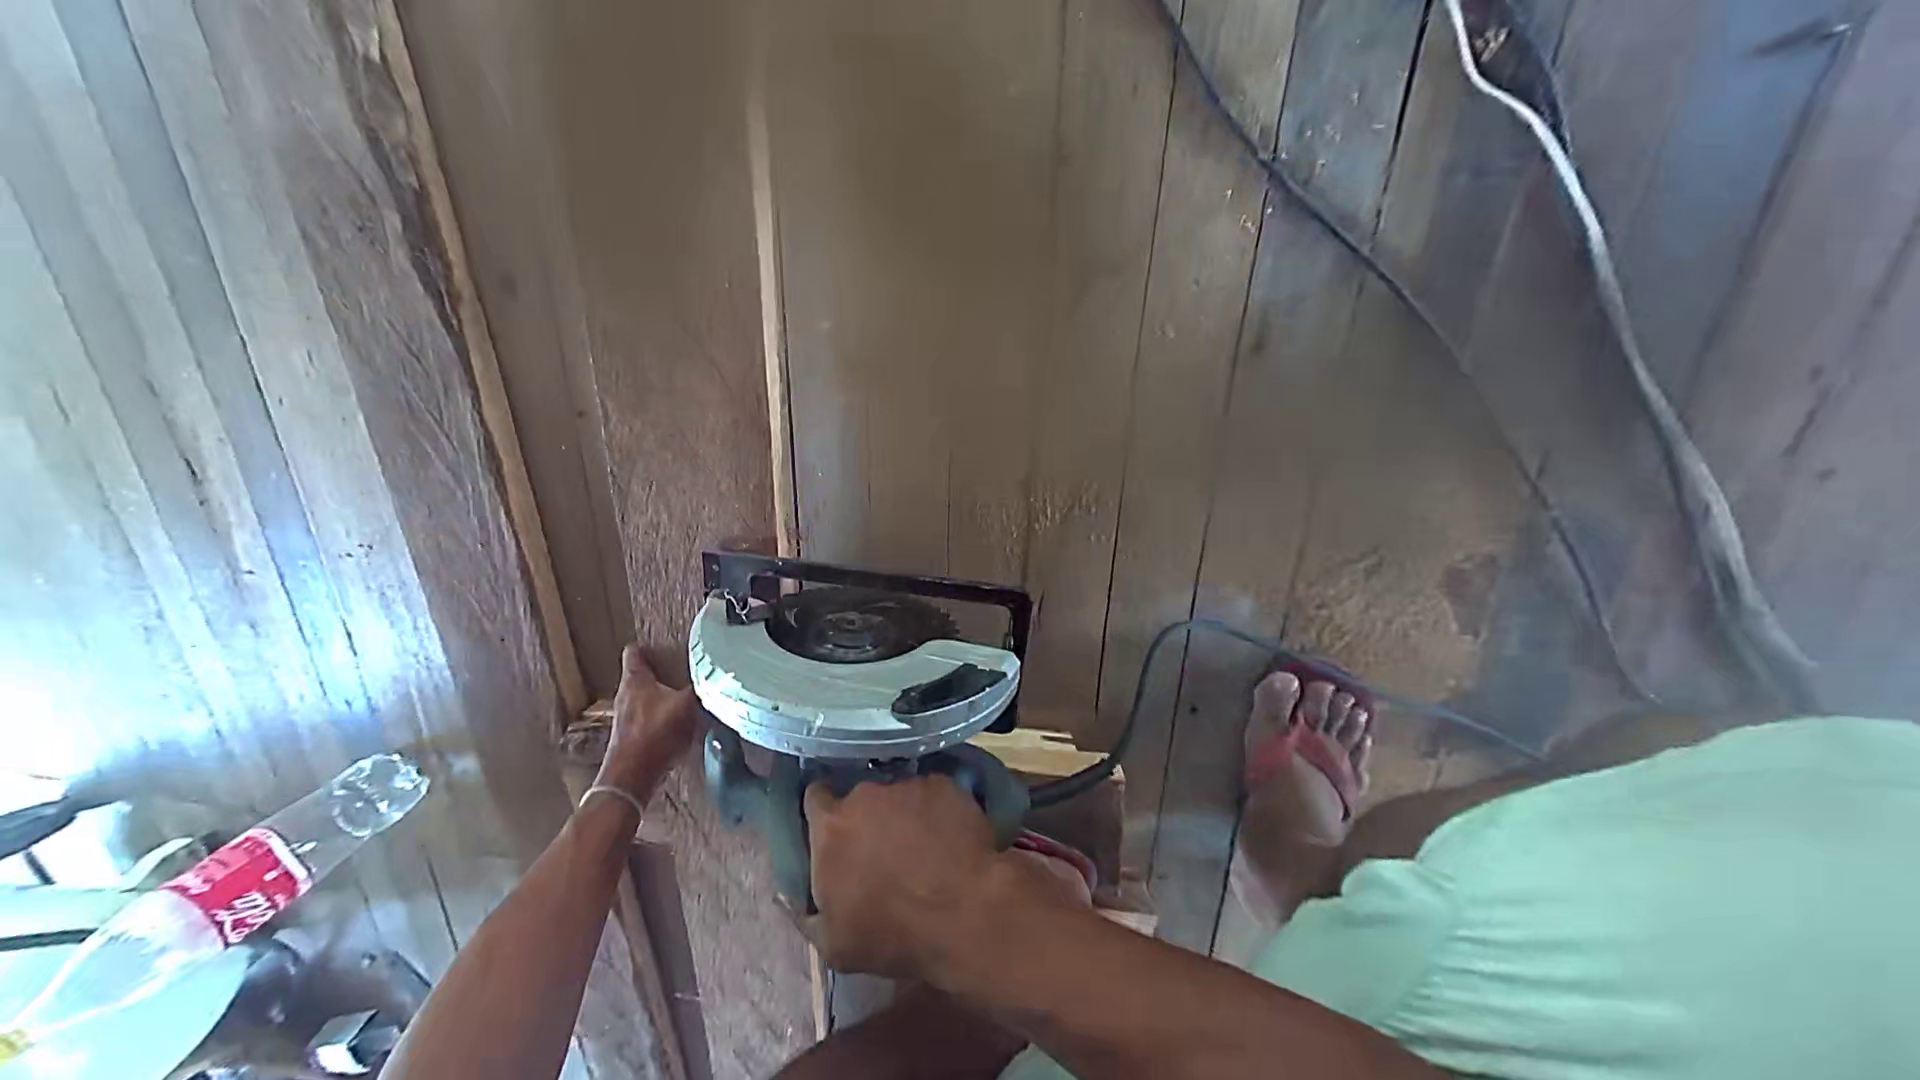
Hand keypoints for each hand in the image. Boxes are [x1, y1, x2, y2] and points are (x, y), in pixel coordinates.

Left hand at [593, 644, 700, 801]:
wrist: (632, 778)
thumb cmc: (653, 736)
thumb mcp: (686, 705)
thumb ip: (703, 687)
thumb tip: (722, 674)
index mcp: (634, 681)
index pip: (635, 652)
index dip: (650, 646)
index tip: (665, 644)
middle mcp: (626, 696)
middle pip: (642, 675)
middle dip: (662, 672)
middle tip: (684, 668)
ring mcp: (628, 717)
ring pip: (647, 697)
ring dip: (664, 695)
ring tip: (687, 695)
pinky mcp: (633, 736)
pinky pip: (651, 718)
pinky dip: (664, 716)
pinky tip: (682, 724)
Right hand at [800, 776, 1030, 978]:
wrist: (965, 913)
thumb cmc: (894, 934)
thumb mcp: (835, 944)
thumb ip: (806, 913)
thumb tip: (790, 895)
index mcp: (831, 827)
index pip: (815, 797)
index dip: (822, 811)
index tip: (832, 829)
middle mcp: (865, 794)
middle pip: (859, 797)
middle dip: (866, 816)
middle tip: (882, 845)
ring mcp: (907, 785)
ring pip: (897, 793)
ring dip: (902, 812)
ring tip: (921, 843)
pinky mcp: (944, 785)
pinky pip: (932, 793)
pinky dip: (935, 809)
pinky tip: (948, 835)